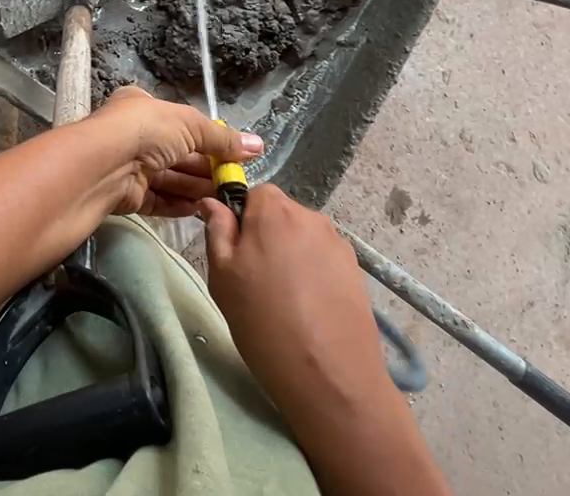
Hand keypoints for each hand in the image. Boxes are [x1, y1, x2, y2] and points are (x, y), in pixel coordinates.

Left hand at [76, 86, 263, 216]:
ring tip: (225, 198)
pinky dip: (179, 204)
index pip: (181, 123)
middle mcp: (134, 134)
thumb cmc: (147, 130)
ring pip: (169, 178)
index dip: (208, 138)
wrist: (105, 165)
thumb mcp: (191, 124)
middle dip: (206, 167)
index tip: (233, 155)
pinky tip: (201, 209)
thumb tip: (258, 146)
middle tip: (234, 182)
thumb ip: (223, 138)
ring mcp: (128, 165)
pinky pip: (158, 200)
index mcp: (143, 107)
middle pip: (177, 153)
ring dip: (196, 187)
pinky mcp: (126, 195)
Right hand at [200, 186, 393, 413]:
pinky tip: (308, 308)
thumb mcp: (222, 275)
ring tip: (284, 298)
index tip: (236, 252)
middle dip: (266, 236)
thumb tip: (213, 202)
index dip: (242, 218)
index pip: (253, 193)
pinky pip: (323, 260)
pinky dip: (313, 274)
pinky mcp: (356, 271)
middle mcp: (310, 216)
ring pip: (302, 238)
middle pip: (280, 214)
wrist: (329, 376)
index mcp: (273, 210)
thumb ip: (217, 230)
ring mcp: (338, 243)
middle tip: (255, 279)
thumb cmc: (262, 320)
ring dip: (291, 255)